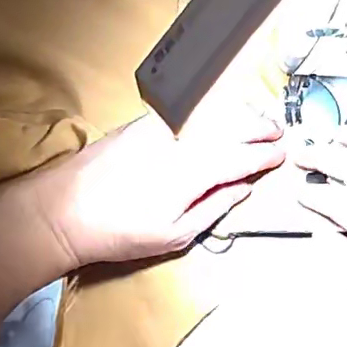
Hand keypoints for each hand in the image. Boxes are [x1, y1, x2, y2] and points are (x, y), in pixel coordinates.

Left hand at [26, 110, 285, 269]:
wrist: (62, 209)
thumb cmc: (119, 232)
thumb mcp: (173, 235)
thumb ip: (214, 208)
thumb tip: (242, 188)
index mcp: (192, 171)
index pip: (240, 156)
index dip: (265, 155)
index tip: (283, 153)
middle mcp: (181, 141)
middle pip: (230, 125)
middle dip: (258, 126)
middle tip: (277, 130)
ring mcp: (160, 127)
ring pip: (210, 113)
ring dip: (239, 114)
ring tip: (257, 119)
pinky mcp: (144, 122)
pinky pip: (188, 111)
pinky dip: (211, 111)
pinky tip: (219, 115)